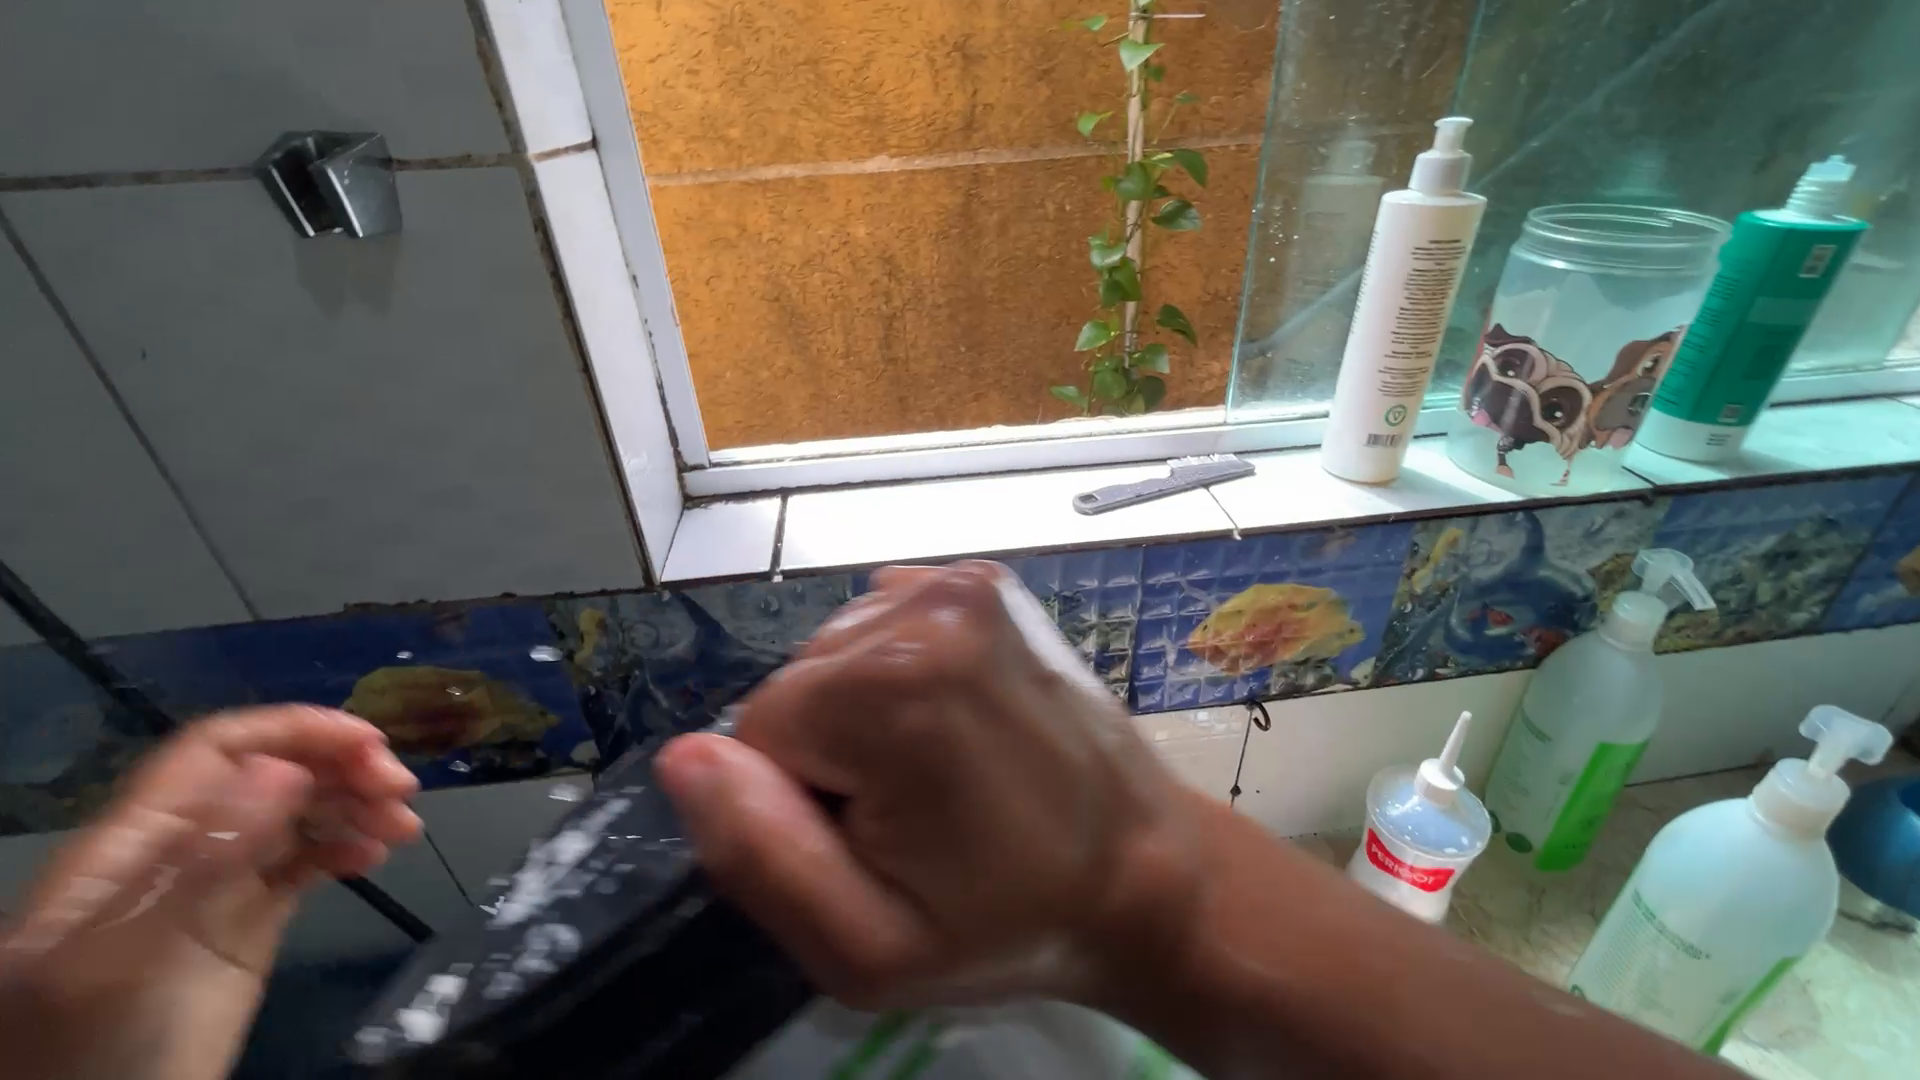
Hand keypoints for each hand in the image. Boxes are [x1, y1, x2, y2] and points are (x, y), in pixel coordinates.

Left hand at [0, 705, 421, 1079]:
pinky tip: (375, 859)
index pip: (222, 748)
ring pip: (302, 811)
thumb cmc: (89, 1042)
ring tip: (405, 828)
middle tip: (402, 790)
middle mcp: (183, 846)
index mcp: (138, 839)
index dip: (297, 730)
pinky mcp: (251, 914)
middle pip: (274, 772)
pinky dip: (349, 848)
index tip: (371, 743)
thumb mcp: (130, 953)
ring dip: (360, 804)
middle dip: (344, 767)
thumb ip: (201, 860)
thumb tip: (285, 771)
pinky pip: (310, 859)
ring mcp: (219, 881)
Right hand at [656, 561, 1206, 1009]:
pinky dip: (900, 670)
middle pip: (801, 683)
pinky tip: (954, 716)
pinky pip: (887, 623)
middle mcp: (923, 606)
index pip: (755, 733)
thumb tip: (685, 757)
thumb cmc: (1006, 918)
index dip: (799, 799)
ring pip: (839, 653)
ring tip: (943, 767)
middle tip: (914, 809)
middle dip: (832, 751)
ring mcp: (962, 584)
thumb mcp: (865, 943)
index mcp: (889, 685)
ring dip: (867, 711)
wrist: (1140, 868)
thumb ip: (757, 854)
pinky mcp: (986, 584)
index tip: (875, 836)